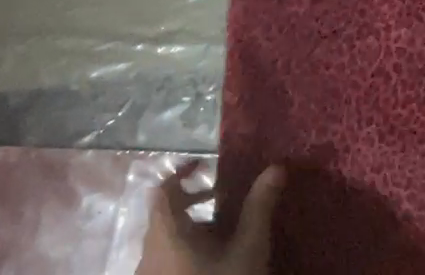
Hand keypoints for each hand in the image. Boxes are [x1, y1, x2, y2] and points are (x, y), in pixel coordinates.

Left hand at [138, 162, 284, 274]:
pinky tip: (211, 260)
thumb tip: (276, 167)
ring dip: (190, 227)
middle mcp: (148, 254)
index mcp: (167, 236)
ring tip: (223, 232)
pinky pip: (163, 260)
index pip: (163, 192)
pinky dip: (183, 249)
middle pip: (163, 216)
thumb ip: (259, 205)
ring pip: (163, 241)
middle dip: (193, 201)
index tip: (204, 164)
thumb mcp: (248, 246)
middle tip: (222, 197)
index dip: (180, 173)